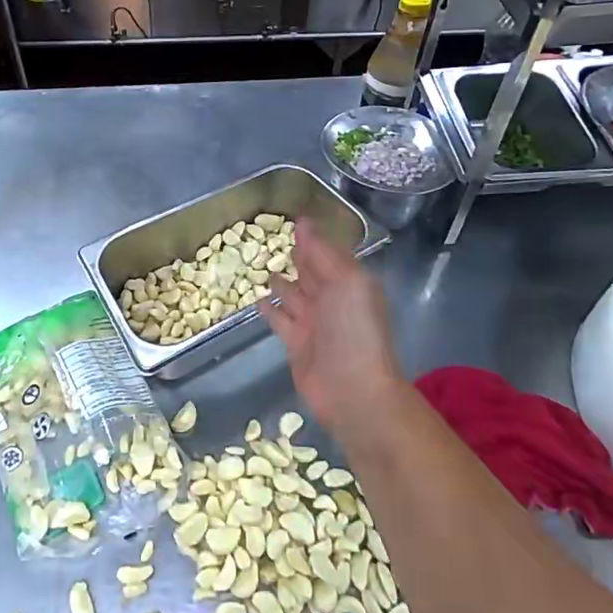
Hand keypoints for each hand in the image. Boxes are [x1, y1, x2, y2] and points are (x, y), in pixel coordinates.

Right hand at [262, 218, 406, 436]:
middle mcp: (332, 300)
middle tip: (275, 240)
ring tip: (265, 267)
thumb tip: (303, 222)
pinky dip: (270, 309)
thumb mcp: (346, 282)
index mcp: (349, 282)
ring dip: (281, 282)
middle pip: (311, 273)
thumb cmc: (354, 330)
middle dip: (298, 257)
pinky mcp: (296, 344)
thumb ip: (322, 253)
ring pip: (293, 295)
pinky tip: (258, 300)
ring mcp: (313, 323)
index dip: (313, 239)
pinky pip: (279, 320)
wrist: (353, 391)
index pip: (328, 254)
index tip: (294, 220)